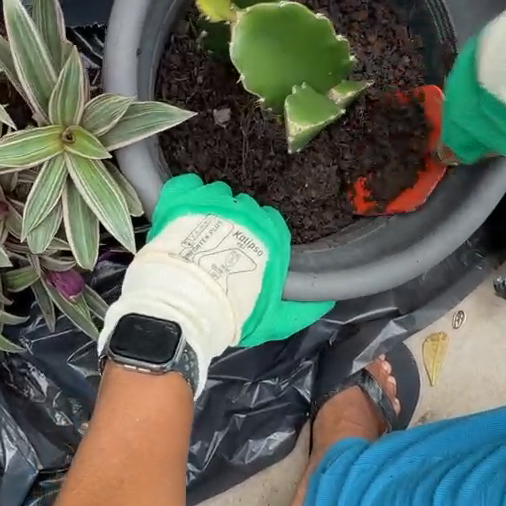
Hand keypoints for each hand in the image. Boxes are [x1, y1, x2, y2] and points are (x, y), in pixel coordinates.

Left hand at [98, 175, 333, 390]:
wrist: (186, 305)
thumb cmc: (232, 314)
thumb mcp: (273, 320)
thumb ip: (299, 311)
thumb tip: (325, 304)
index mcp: (270, 235)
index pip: (271, 221)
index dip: (258, 235)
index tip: (247, 250)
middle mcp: (246, 212)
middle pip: (243, 206)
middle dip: (233, 222)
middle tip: (218, 246)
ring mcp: (213, 201)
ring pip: (216, 193)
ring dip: (209, 207)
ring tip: (196, 231)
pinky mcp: (182, 198)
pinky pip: (186, 184)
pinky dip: (184, 193)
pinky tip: (181, 210)